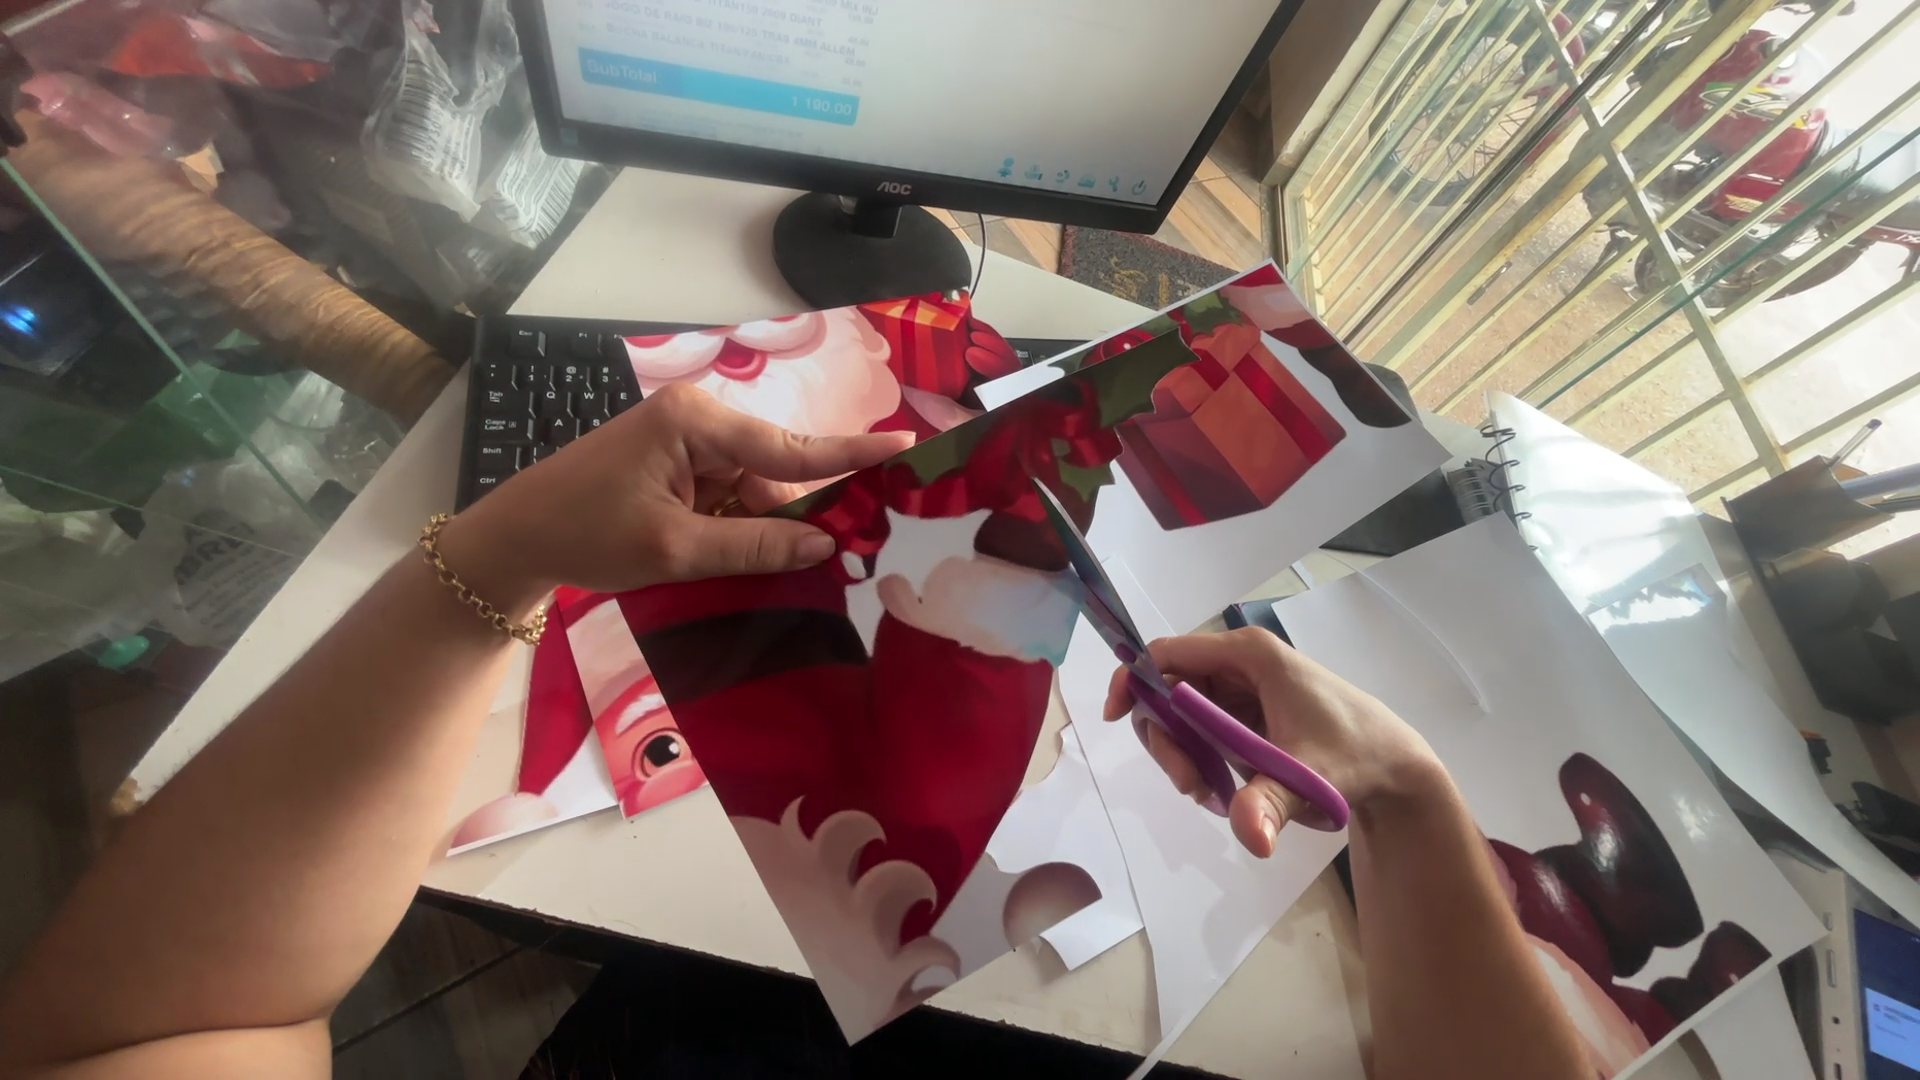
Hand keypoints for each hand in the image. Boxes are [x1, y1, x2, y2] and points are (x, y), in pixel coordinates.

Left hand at [439, 383, 911, 610]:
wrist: (515, 538)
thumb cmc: (587, 532)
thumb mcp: (675, 547)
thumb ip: (754, 544)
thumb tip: (827, 544)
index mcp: (697, 422)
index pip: (790, 447)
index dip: (851, 454)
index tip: (904, 446)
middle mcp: (700, 421)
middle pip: (775, 471)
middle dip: (791, 514)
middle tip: (826, 555)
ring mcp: (689, 442)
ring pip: (755, 489)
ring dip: (758, 527)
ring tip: (736, 561)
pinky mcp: (680, 465)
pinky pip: (731, 496)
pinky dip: (736, 525)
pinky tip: (721, 552)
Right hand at [1103, 628, 1443, 856]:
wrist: (1397, 768)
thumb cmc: (1355, 755)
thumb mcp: (1310, 777)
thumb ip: (1270, 801)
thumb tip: (1248, 838)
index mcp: (1247, 655)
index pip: (1166, 652)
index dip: (1132, 678)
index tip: (1113, 716)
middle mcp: (1236, 664)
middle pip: (1167, 690)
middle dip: (1166, 739)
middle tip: (1189, 784)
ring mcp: (1238, 689)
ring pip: (1179, 714)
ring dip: (1181, 755)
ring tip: (1211, 795)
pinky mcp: (1242, 713)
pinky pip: (1199, 730)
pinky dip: (1199, 760)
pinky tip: (1223, 792)